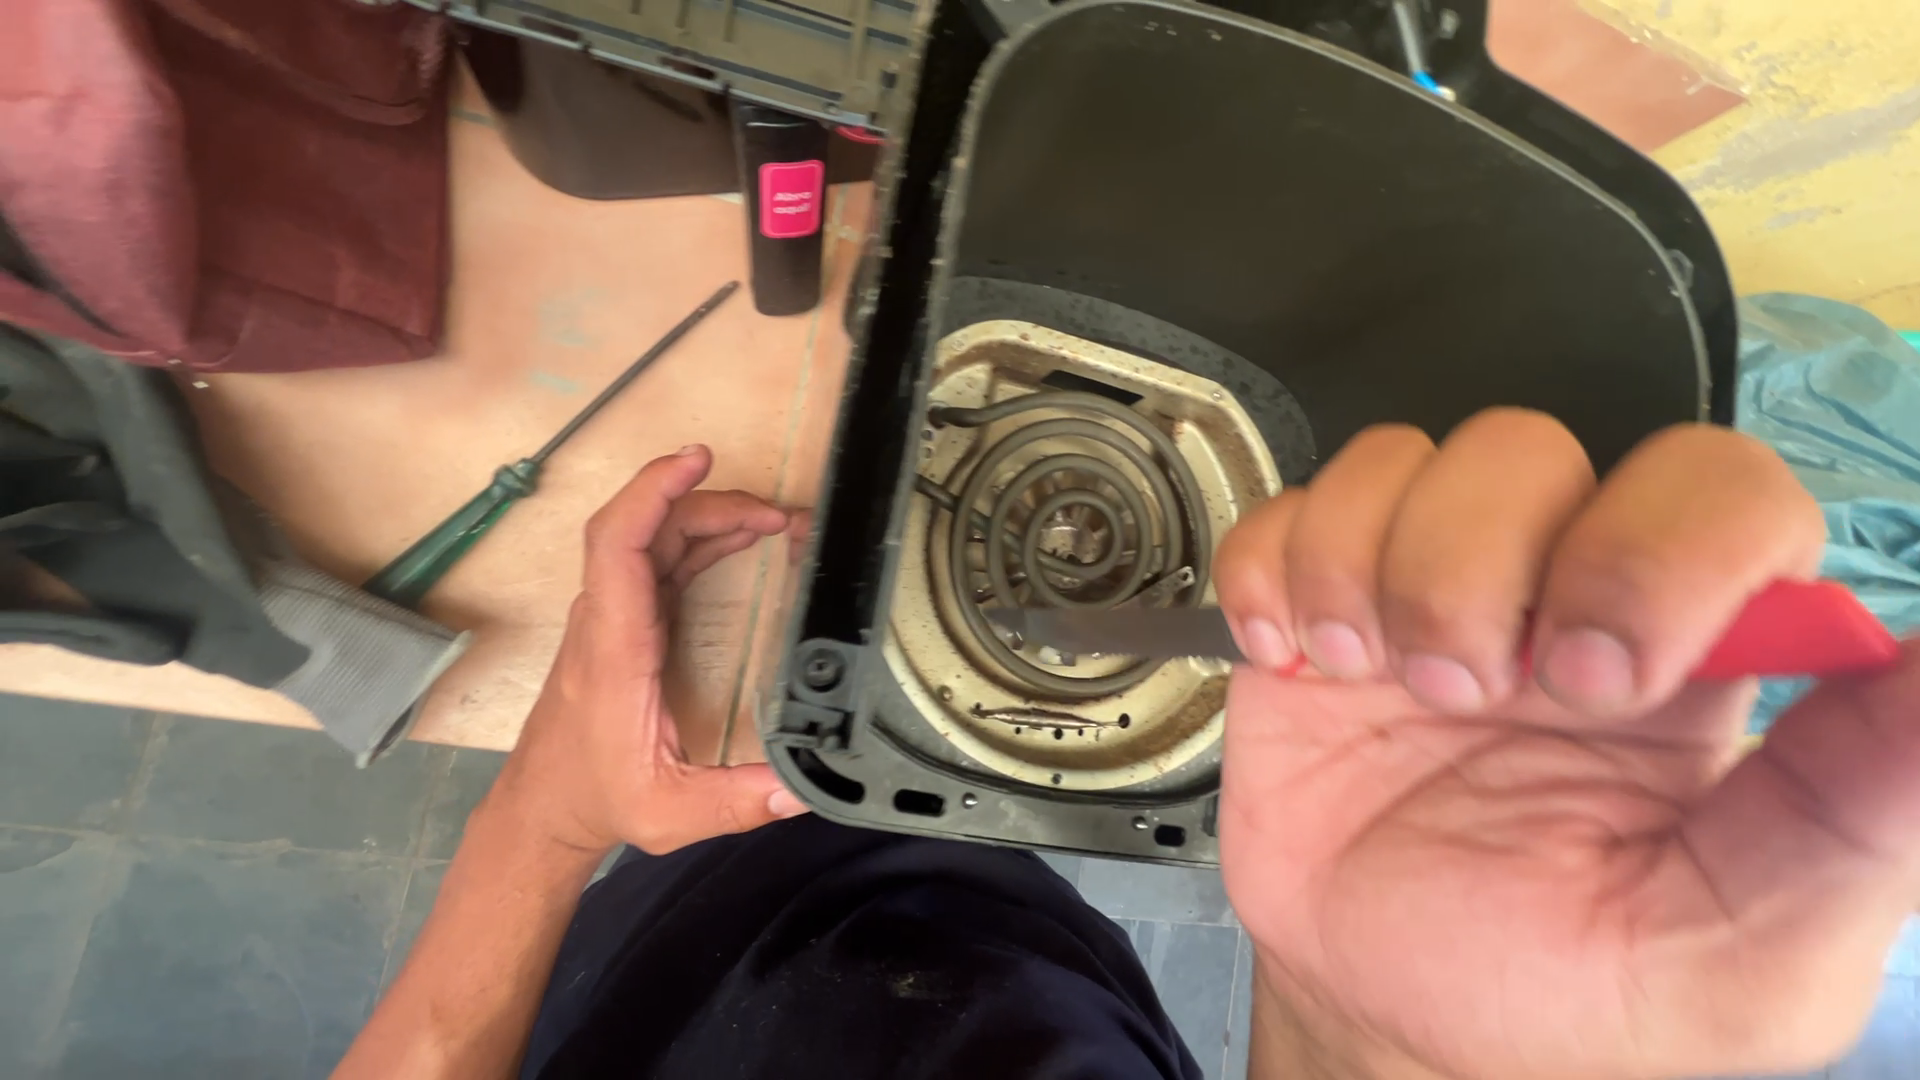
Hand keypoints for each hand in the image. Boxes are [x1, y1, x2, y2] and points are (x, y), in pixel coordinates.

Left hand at [491, 445, 807, 855]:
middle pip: (647, 527)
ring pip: (655, 537)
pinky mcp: (627, 622)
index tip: (695, 460)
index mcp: (616, 645)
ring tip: (773, 521)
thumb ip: (737, 801)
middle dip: (711, 505)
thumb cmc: (599, 798)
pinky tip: (739, 540)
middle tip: (778, 516)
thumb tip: (803, 787)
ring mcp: (615, 615)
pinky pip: (661, 559)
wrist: (547, 803)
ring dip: (711, 517)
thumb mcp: (669, 813)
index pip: (618, 543)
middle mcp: (609, 616)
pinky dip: (702, 539)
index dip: (653, 491)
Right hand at [1213, 409, 1919, 1079]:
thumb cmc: (1554, 985)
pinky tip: (1279, 655)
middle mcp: (1533, 588)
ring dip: (1354, 562)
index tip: (1583, 684)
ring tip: (1351, 668)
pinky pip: (1271, 522)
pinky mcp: (1295, 605)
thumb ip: (1847, 820)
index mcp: (1670, 649)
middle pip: (1514, 448)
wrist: (1373, 999)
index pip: (1705, 487)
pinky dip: (1262, 572)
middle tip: (1449, 693)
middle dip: (1466, 564)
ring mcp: (1399, 587)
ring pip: (1388, 462)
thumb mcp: (1730, 952)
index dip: (1648, 547)